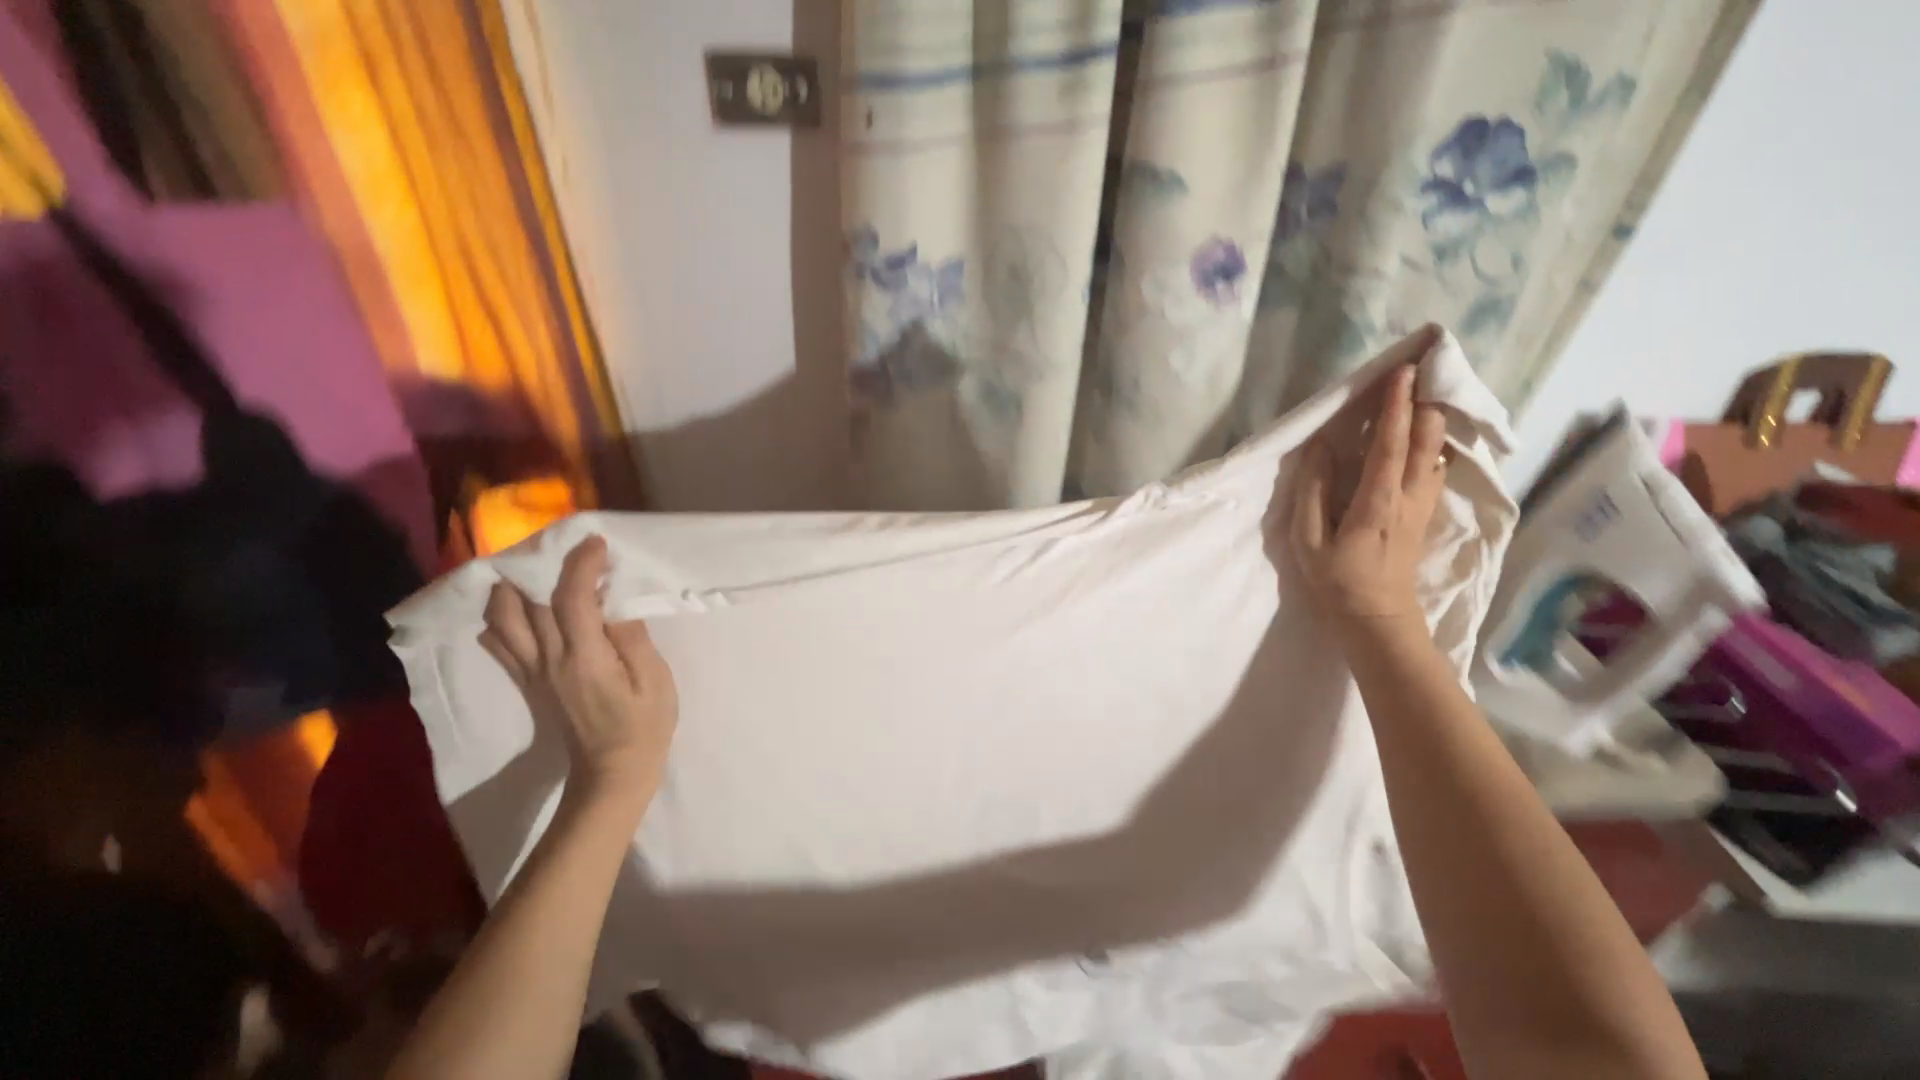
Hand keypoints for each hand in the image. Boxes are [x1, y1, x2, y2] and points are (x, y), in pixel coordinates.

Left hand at [479, 536, 677, 804]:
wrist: (612, 774)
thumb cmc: (643, 727)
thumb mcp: (654, 681)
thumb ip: (632, 637)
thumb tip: (614, 603)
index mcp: (584, 656)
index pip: (571, 597)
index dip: (580, 564)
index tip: (596, 543)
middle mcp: (549, 659)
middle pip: (526, 601)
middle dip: (541, 566)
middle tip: (561, 549)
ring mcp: (533, 672)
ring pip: (501, 620)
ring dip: (509, 589)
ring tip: (530, 573)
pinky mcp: (528, 683)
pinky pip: (498, 645)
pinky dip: (498, 620)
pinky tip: (514, 609)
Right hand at [1289, 364, 1448, 638]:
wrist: (1377, 620)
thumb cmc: (1337, 582)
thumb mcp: (1309, 542)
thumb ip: (1314, 493)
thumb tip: (1321, 449)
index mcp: (1378, 501)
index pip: (1390, 443)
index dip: (1396, 407)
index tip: (1402, 373)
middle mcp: (1408, 497)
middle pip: (1425, 441)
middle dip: (1423, 404)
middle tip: (1420, 372)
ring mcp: (1421, 506)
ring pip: (1434, 453)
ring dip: (1430, 423)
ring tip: (1424, 396)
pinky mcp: (1423, 515)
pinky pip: (1434, 470)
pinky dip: (1432, 446)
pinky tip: (1426, 440)